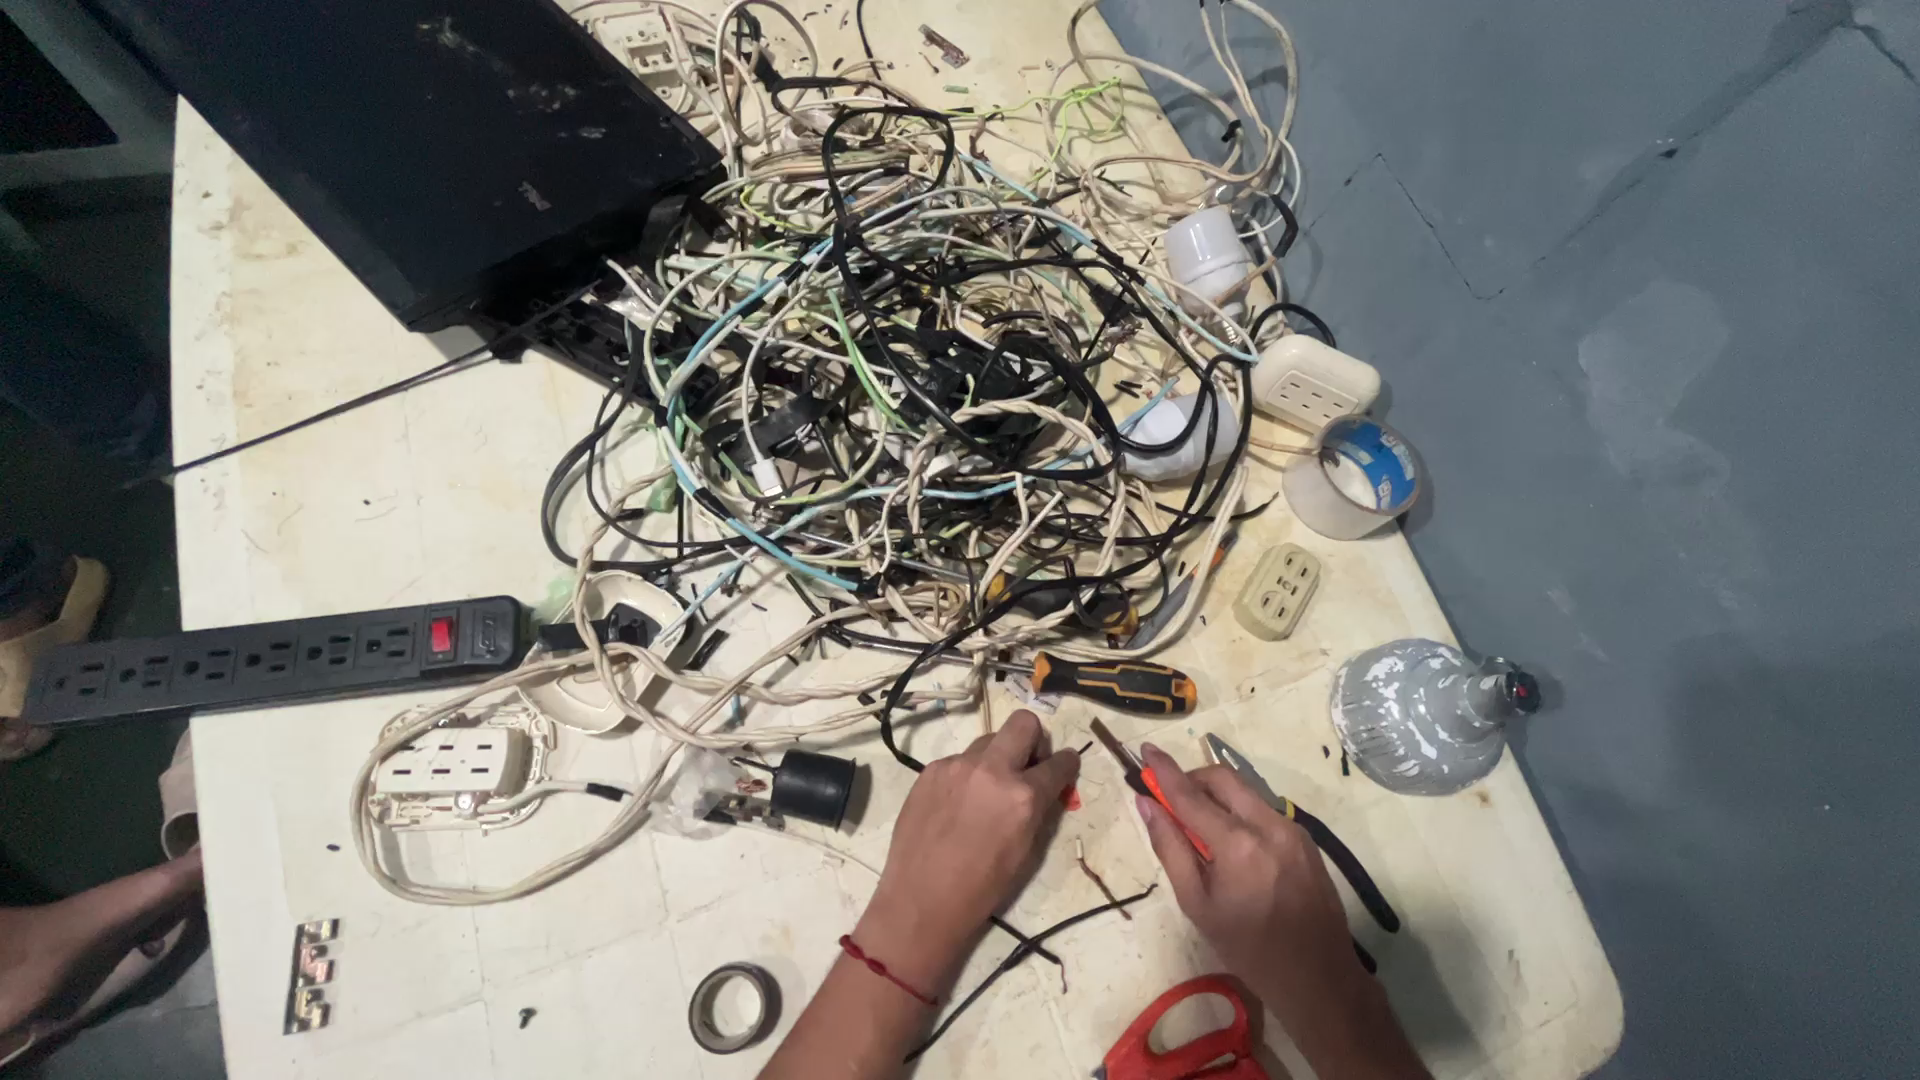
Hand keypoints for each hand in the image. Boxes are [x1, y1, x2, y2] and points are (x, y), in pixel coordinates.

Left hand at [853, 710, 1079, 990]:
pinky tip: (957, 803)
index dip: (1066, 763)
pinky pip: (958, 759)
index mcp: (1023, 796)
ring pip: (988, 739)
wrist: (921, 900)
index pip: (1058, 763)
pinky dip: (966, 774)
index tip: (1064, 765)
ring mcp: (957, 765)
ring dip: (996, 757)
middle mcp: (991, 770)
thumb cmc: (982, 888)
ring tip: (986, 790)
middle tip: (1026, 766)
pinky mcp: (930, 769)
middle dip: (1033, 740)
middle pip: (1023, 723)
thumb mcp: (1026, 852)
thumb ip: (1039, 809)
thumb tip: (1048, 786)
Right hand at [1136, 744, 1428, 1078]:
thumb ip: (1169, 848)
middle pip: (1222, 778)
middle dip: (1192, 778)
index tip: (1146, 749)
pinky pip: (1263, 810)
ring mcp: (1292, 829)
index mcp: (1238, 845)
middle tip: (1171, 798)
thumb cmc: (1248, 948)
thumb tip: (1146, 804)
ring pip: (1244, 791)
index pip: (1190, 795)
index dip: (1164, 770)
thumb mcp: (1197, 904)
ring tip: (1200, 827)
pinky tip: (1232, 844)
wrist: (1319, 978)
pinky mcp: (1305, 838)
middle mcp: (1268, 825)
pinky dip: (1239, 812)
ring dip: (1216, 795)